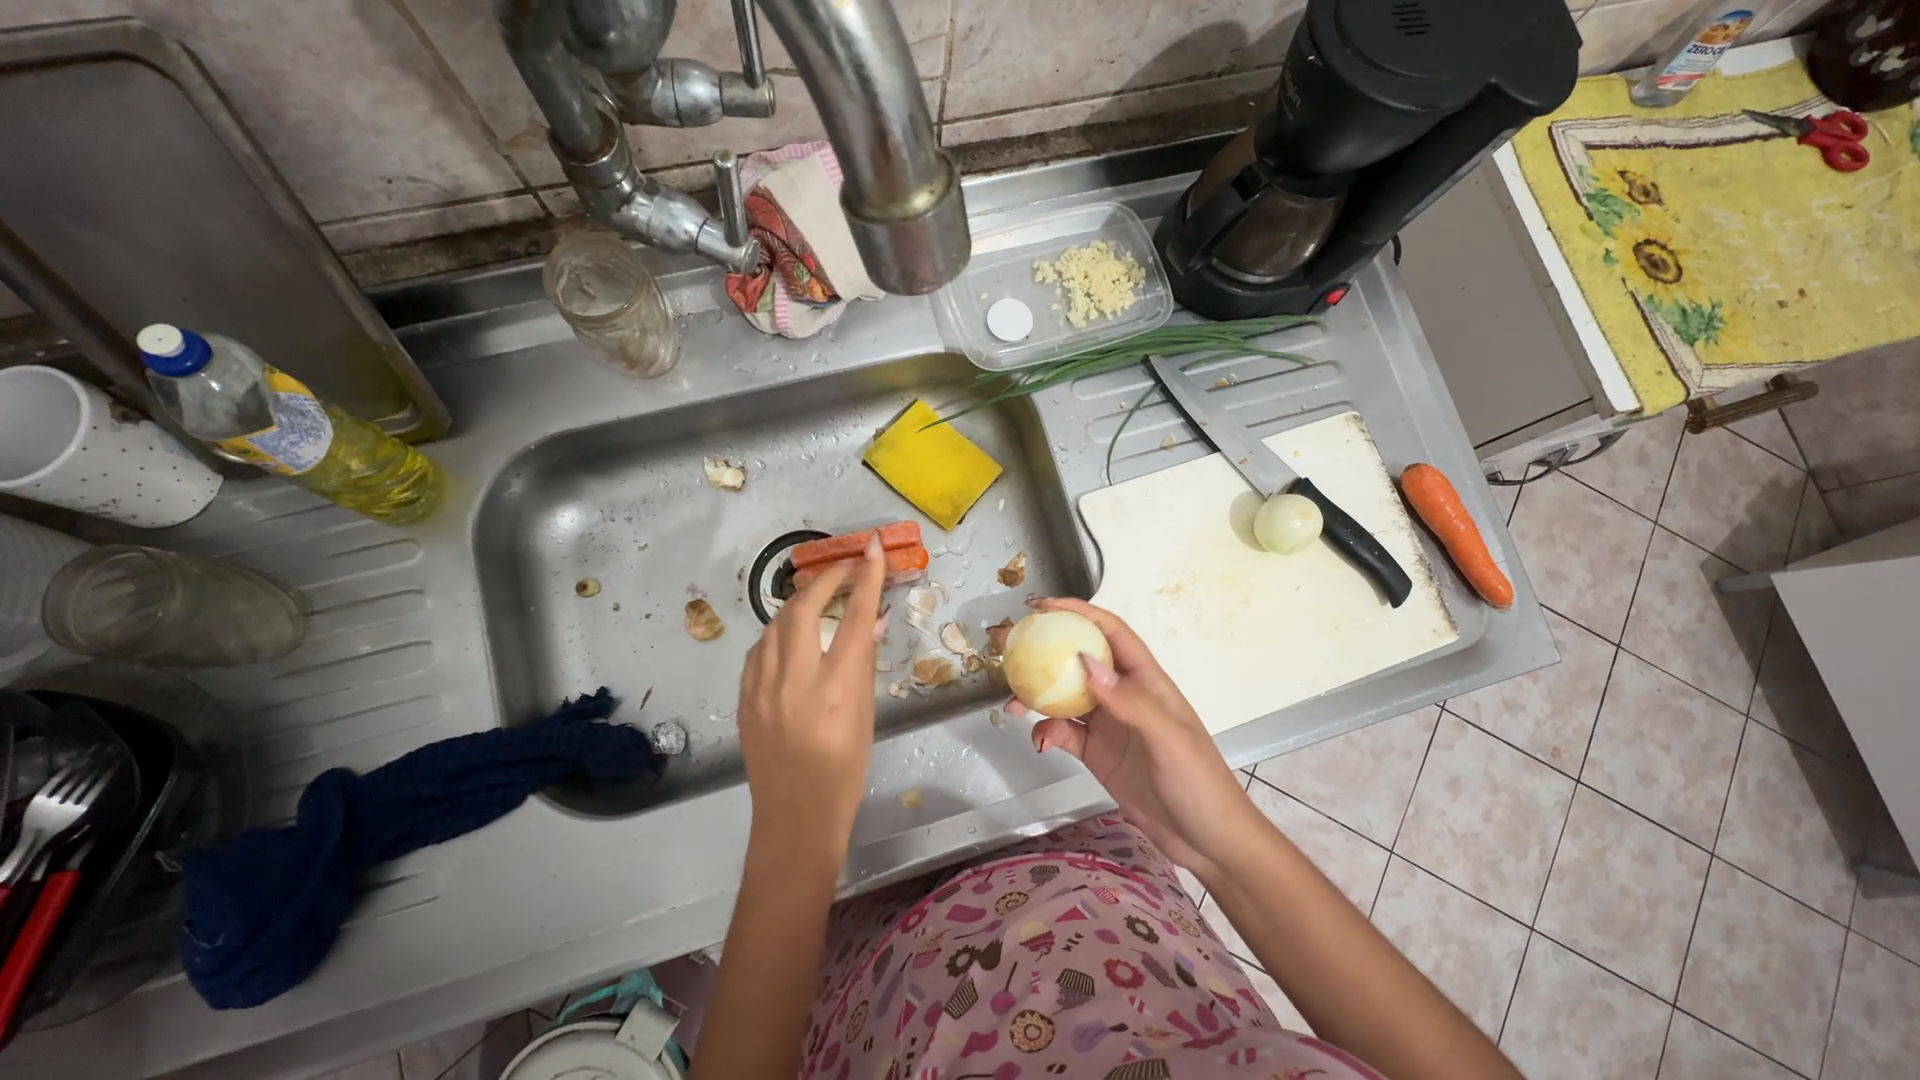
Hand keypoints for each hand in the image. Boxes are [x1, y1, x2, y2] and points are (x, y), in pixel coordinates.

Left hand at [737, 534, 887, 849]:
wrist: (795, 814)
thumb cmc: (844, 770)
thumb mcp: (865, 716)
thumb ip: (864, 664)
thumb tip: (872, 621)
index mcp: (837, 687)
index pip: (855, 617)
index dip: (866, 578)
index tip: (872, 548)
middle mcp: (796, 679)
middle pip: (804, 608)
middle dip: (825, 579)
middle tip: (844, 569)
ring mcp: (762, 687)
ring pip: (775, 624)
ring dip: (798, 603)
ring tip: (817, 599)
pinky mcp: (743, 697)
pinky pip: (758, 649)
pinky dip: (777, 633)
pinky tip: (788, 636)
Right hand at [1015, 598, 1259, 878]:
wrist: (1207, 840)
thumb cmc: (1198, 783)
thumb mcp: (1168, 738)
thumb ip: (1129, 700)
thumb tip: (1084, 662)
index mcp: (1147, 681)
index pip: (1111, 633)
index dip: (1079, 613)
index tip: (1042, 607)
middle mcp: (1124, 696)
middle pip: (1079, 661)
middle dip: (1045, 651)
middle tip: (1008, 649)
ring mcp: (1110, 726)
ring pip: (1065, 698)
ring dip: (1038, 697)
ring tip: (1012, 705)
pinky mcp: (1098, 755)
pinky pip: (1065, 734)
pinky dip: (1047, 733)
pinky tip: (1040, 742)